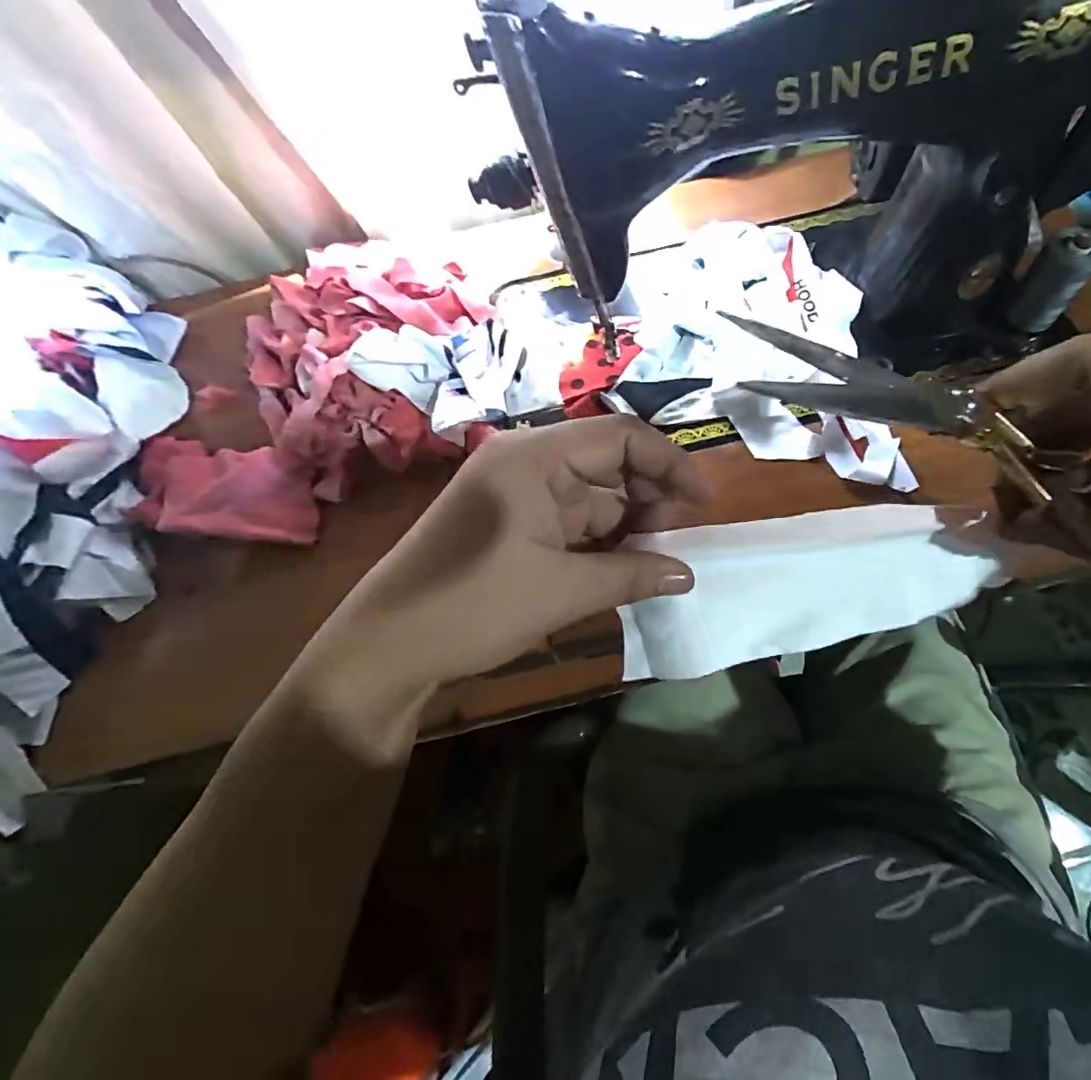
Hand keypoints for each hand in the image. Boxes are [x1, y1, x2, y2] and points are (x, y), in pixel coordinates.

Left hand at [280, 416, 709, 753]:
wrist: (387, 647)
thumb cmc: (475, 605)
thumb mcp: (564, 591)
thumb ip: (633, 575)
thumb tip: (689, 574)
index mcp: (534, 458)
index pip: (620, 437)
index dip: (669, 464)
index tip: (703, 503)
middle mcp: (525, 464)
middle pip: (607, 463)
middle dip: (649, 498)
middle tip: (676, 541)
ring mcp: (515, 495)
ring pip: (591, 497)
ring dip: (627, 525)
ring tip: (656, 561)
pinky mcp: (511, 525)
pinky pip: (570, 522)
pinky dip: (600, 542)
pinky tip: (624, 567)